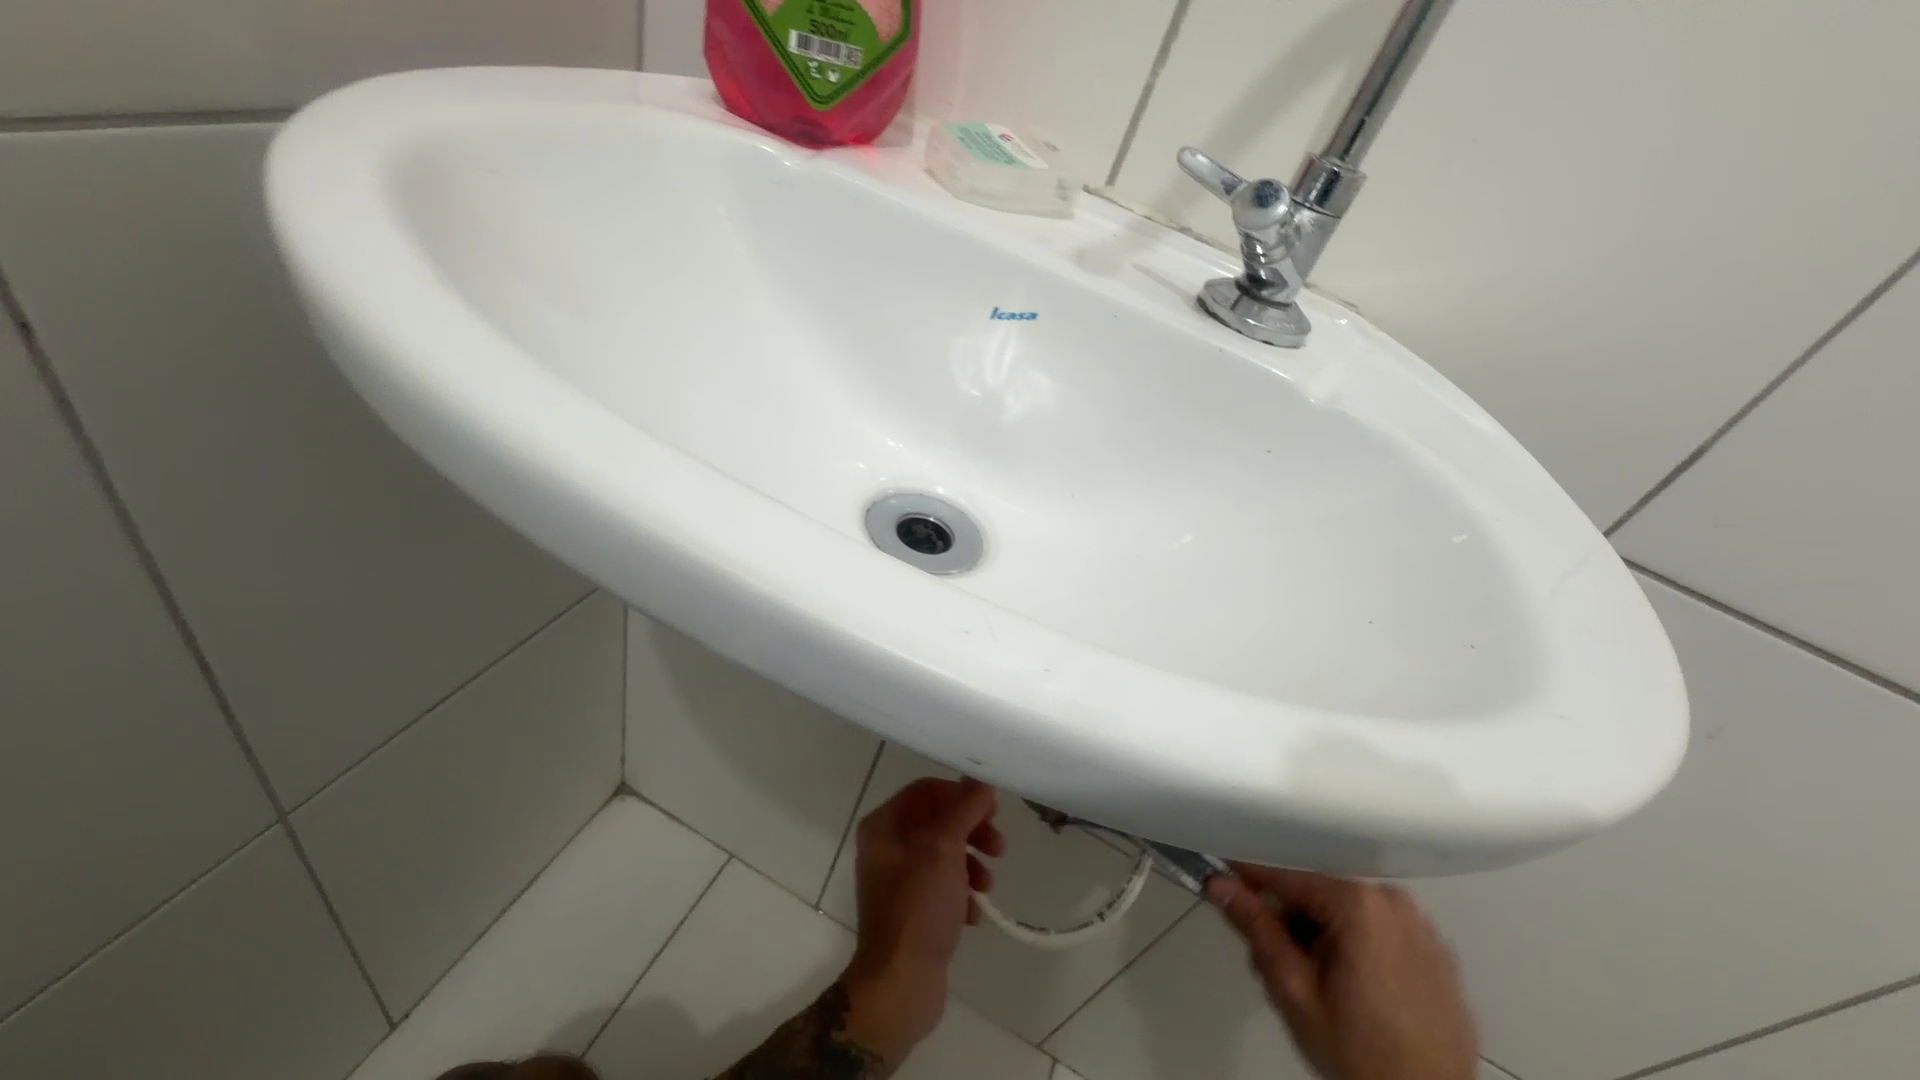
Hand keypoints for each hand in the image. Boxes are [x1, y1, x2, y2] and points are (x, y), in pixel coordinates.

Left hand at [839, 778, 1004, 1064]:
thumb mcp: (944, 849)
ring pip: (944, 856)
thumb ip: (964, 809)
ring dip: (972, 865)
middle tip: (999, 847)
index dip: (960, 794)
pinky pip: (943, 888)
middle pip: (938, 822)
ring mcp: (898, 881)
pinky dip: (962, 895)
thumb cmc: (919, 907)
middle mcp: (886, 848)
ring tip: (988, 885)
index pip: (926, 790)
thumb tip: (980, 779)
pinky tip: (974, 914)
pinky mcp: (912, 911)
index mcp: (884, 826)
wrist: (901, 983)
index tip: (992, 809)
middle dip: (972, 832)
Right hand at [1207, 865, 1477, 1079]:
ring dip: (1319, 934)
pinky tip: (1351, 989)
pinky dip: (1355, 946)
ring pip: (1347, 913)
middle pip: (1318, 894)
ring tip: (1310, 983)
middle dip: (1287, 921)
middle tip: (1271, 964)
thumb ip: (1256, 928)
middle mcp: (1393, 901)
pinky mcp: (1437, 953)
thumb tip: (1219, 885)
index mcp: (1358, 903)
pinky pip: (1380, 931)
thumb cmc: (1356, 1048)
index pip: (1285, 875)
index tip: (1216, 881)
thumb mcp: (1293, 989)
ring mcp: (1421, 926)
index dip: (1246, 879)